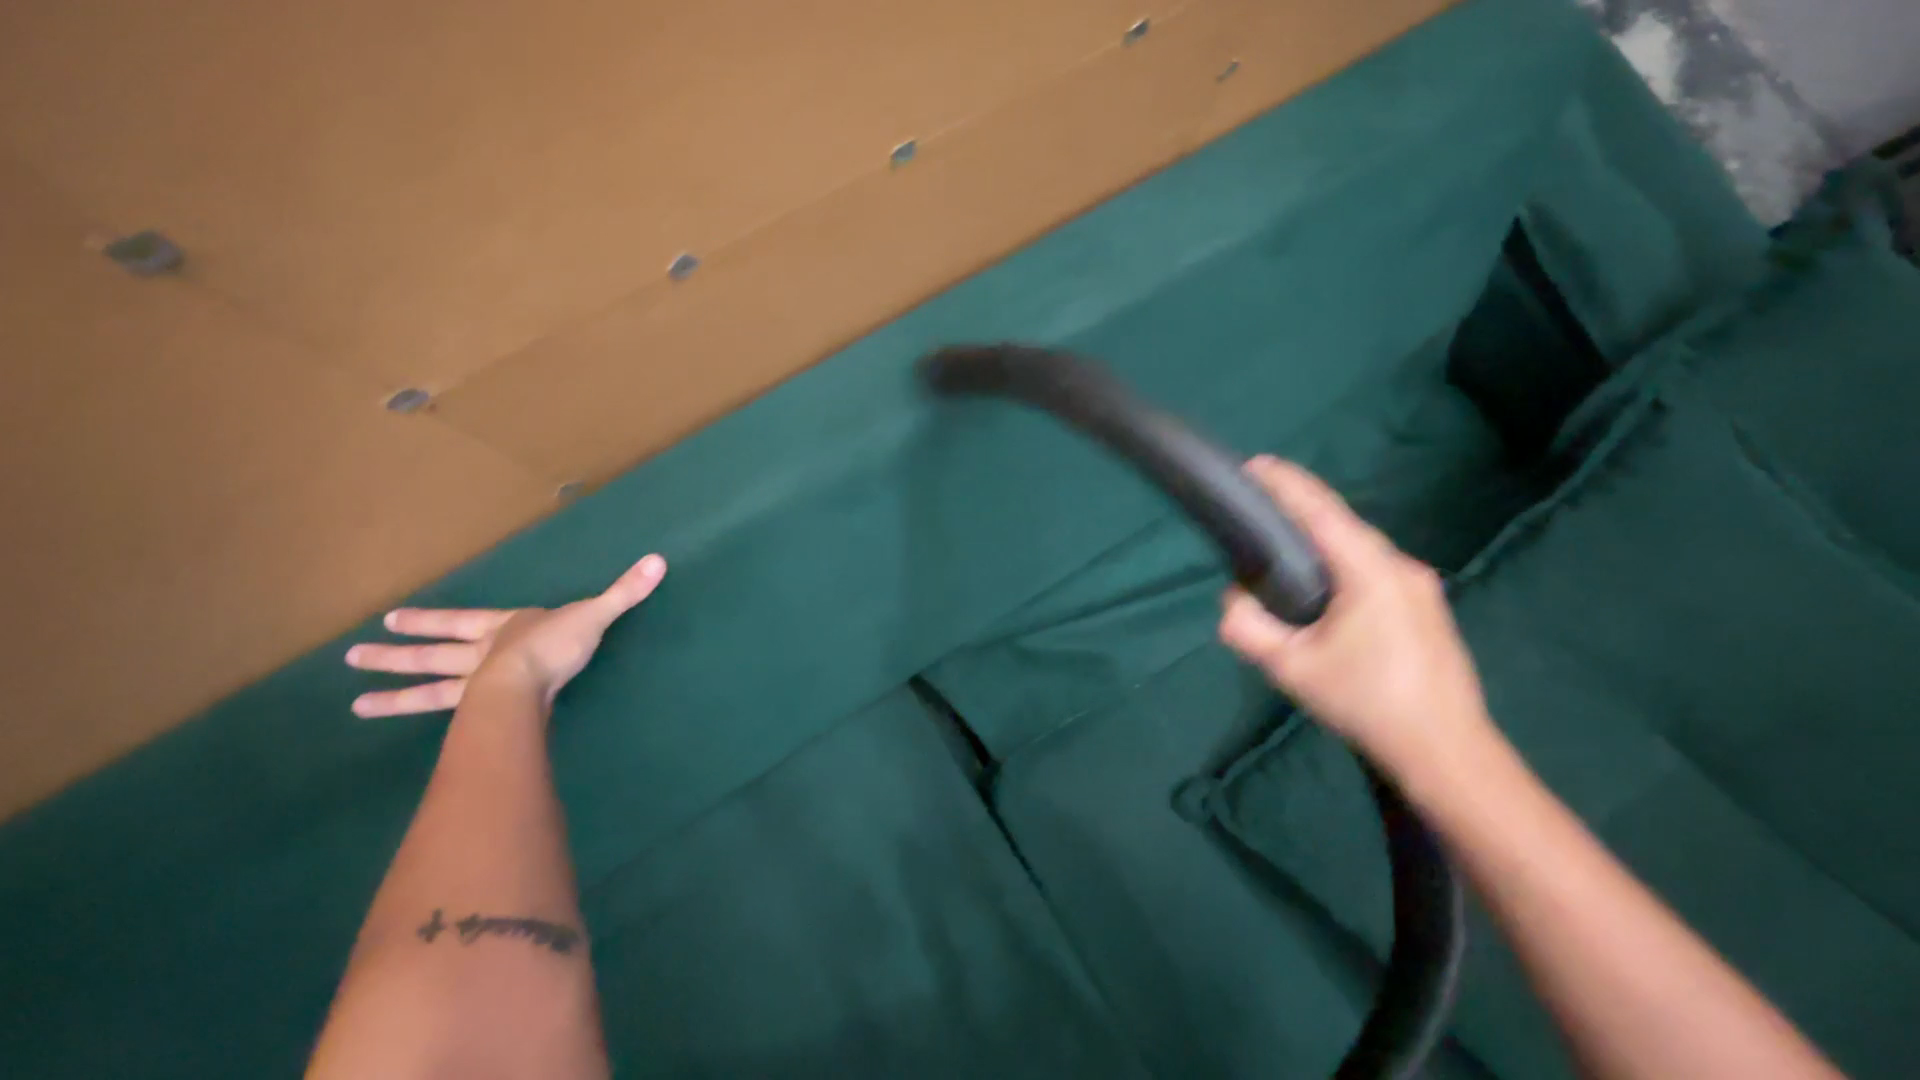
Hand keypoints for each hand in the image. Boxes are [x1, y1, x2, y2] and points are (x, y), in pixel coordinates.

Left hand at [344, 554, 666, 716]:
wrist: (530, 680)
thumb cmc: (557, 645)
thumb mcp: (594, 614)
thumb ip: (624, 592)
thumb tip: (659, 562)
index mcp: (502, 628)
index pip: (460, 621)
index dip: (430, 620)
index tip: (391, 619)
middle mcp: (480, 655)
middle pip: (432, 655)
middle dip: (395, 656)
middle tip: (352, 658)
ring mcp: (474, 686)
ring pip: (427, 690)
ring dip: (393, 697)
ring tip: (355, 707)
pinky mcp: (476, 712)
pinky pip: (444, 715)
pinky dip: (421, 719)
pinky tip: (401, 730)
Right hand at [1218, 458, 1489, 775]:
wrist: (1446, 751)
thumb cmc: (1367, 702)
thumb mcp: (1291, 668)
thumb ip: (1248, 628)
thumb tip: (1233, 601)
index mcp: (1370, 570)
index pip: (1320, 511)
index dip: (1285, 484)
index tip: (1254, 465)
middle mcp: (1400, 567)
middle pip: (1341, 528)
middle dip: (1298, 516)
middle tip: (1257, 519)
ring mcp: (1420, 588)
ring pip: (1359, 553)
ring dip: (1321, 550)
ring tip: (1283, 565)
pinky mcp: (1427, 611)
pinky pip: (1374, 575)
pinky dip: (1341, 572)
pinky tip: (1324, 602)